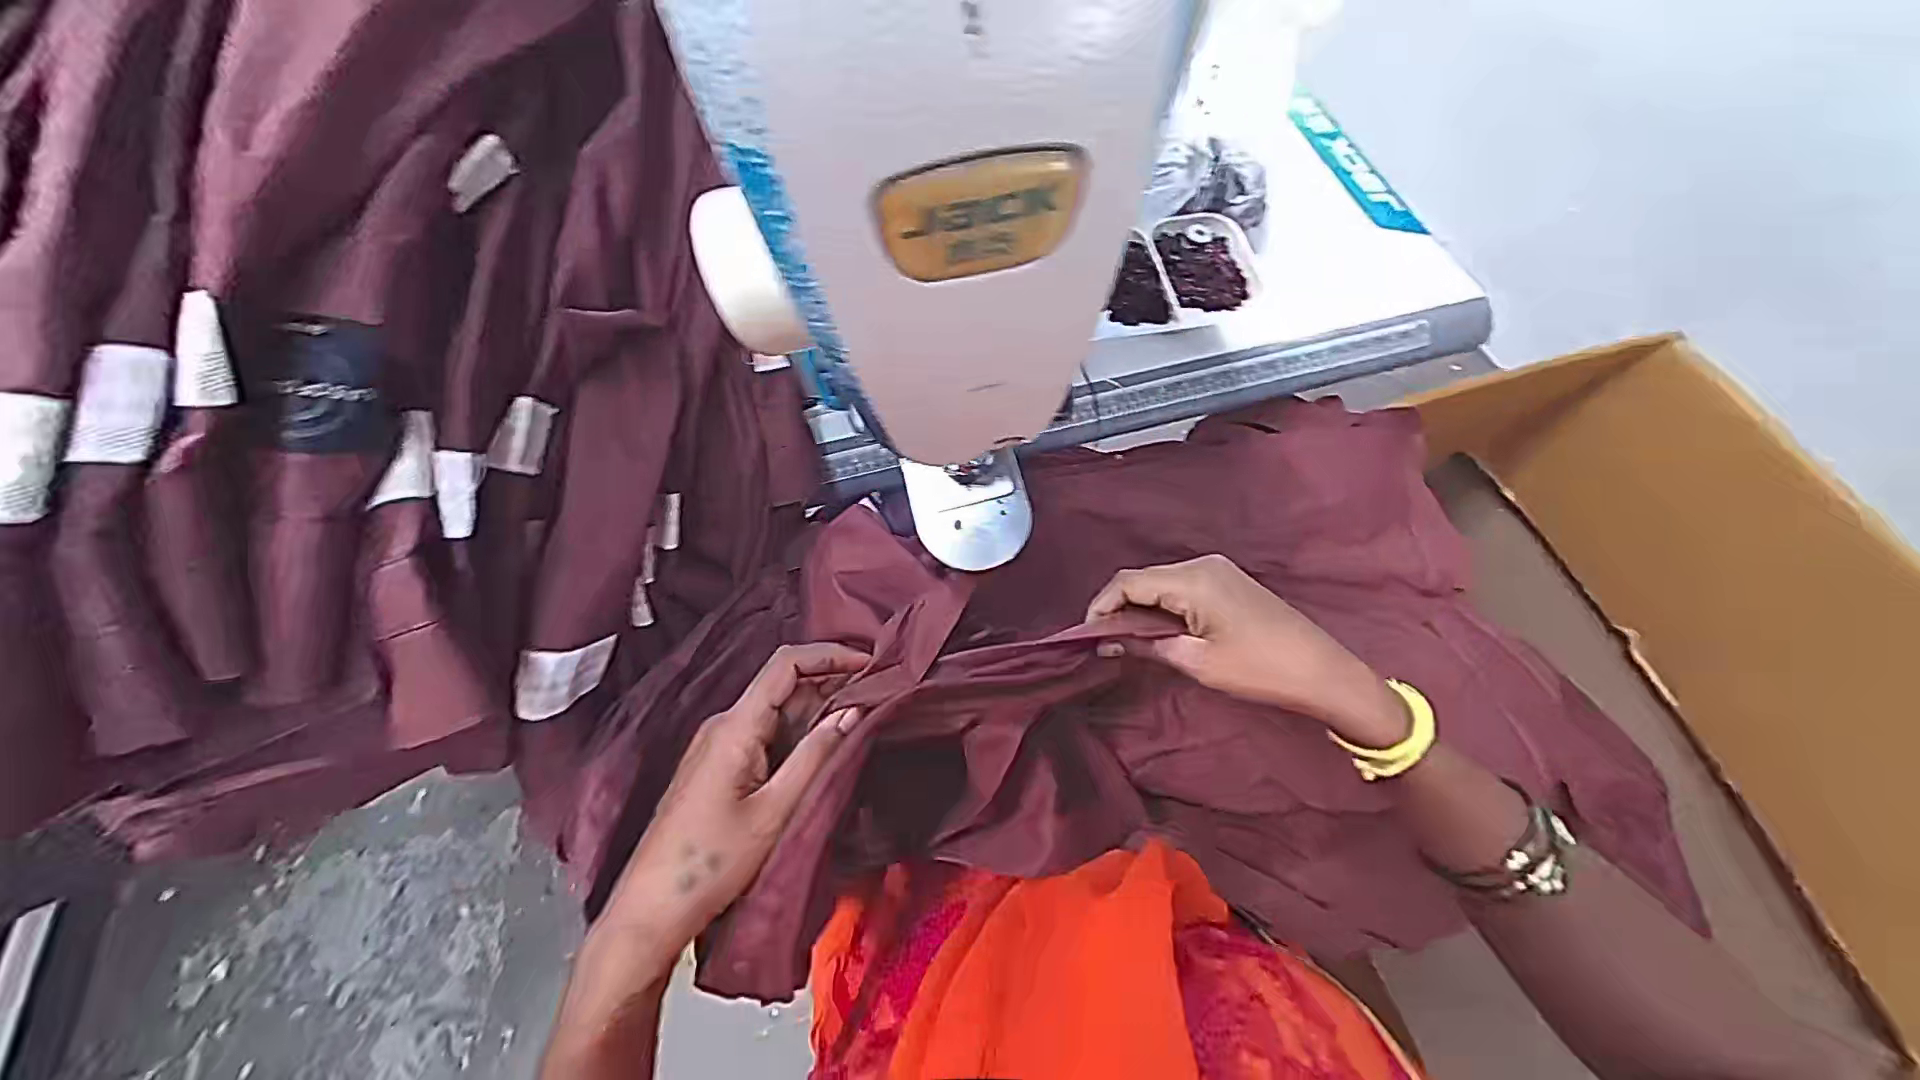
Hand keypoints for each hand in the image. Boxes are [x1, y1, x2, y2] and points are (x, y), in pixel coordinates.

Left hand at [594, 642, 869, 972]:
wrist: (650, 909)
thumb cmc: (711, 863)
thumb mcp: (774, 811)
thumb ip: (815, 755)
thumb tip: (853, 710)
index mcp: (735, 727)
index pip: (786, 665)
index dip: (829, 654)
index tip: (869, 663)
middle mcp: (725, 725)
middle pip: (784, 683)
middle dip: (831, 680)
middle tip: (877, 691)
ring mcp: (719, 744)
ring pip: (778, 708)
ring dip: (819, 706)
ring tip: (862, 713)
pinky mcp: (720, 765)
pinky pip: (767, 731)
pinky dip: (801, 730)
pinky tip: (826, 741)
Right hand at [1086, 555, 1408, 746]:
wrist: (1324, 671)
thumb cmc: (1260, 669)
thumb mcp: (1196, 661)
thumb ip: (1145, 645)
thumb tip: (1106, 641)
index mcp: (1193, 579)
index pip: (1127, 582)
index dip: (1100, 607)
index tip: (1086, 636)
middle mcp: (1202, 564)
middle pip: (1142, 579)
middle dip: (1117, 609)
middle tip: (1105, 643)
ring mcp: (1217, 570)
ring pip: (1159, 583)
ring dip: (1139, 610)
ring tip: (1127, 642)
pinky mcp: (1226, 581)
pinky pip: (1180, 588)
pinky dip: (1161, 607)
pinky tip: (1158, 631)